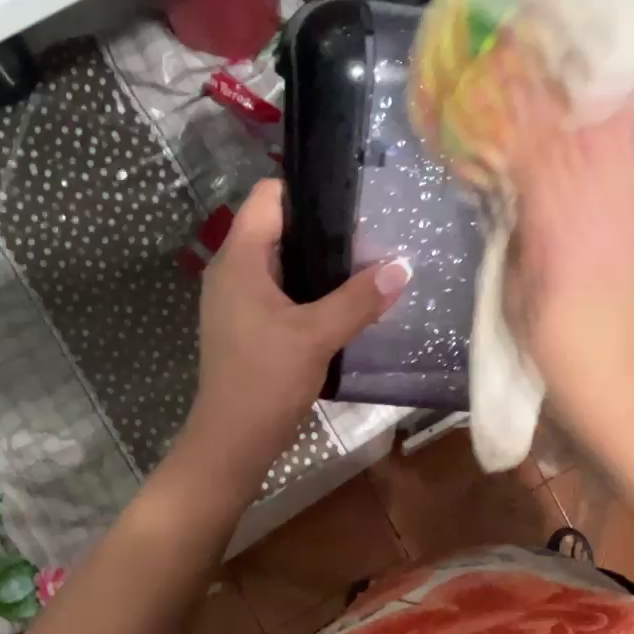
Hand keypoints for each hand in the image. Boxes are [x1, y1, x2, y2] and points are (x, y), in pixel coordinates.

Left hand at [183, 179, 412, 483]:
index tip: (353, 204)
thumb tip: (402, 267)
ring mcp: (237, 302)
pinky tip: (342, 310)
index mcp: (239, 259)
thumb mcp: (317, 336)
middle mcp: (231, 272)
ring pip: (282, 266)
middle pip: (278, 230)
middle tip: (371, 241)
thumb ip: (358, 300)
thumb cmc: (265, 380)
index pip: (269, 197)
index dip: (309, 192)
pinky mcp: (247, 328)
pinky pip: (280, 296)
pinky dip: (309, 296)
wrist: (233, 441)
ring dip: (320, 269)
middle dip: (324, 233)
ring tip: (365, 273)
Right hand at [507, 96, 633, 430]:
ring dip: (596, 119)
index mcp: (557, 245)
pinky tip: (624, 119)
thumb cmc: (562, 361)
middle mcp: (599, 225)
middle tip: (535, 90)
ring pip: (616, 154)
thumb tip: (513, 205)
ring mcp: (633, 227)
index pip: (537, 168)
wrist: (627, 392)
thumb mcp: (519, 309)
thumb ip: (517, 250)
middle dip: (555, 115)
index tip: (503, 103)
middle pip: (578, 150)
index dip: (521, 131)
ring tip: (579, 95)